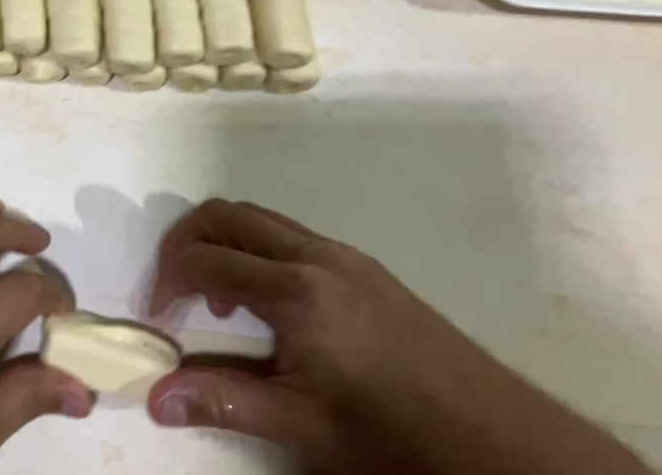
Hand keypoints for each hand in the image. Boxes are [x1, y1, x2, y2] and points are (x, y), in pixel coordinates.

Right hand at [145, 199, 651, 474]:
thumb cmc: (398, 438)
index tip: (157, 318)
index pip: (206, 260)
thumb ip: (225, 402)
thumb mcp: (306, 427)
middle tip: (172, 289)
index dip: (168, 281)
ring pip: (260, 220)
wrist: (508, 446)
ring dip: (222, 243)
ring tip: (217, 301)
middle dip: (185, 241)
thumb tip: (154, 399)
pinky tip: (268, 306)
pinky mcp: (367, 270)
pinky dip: (256, 252)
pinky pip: (290, 236)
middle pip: (227, 215)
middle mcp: (317, 257)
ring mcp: (346, 258)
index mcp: (298, 291)